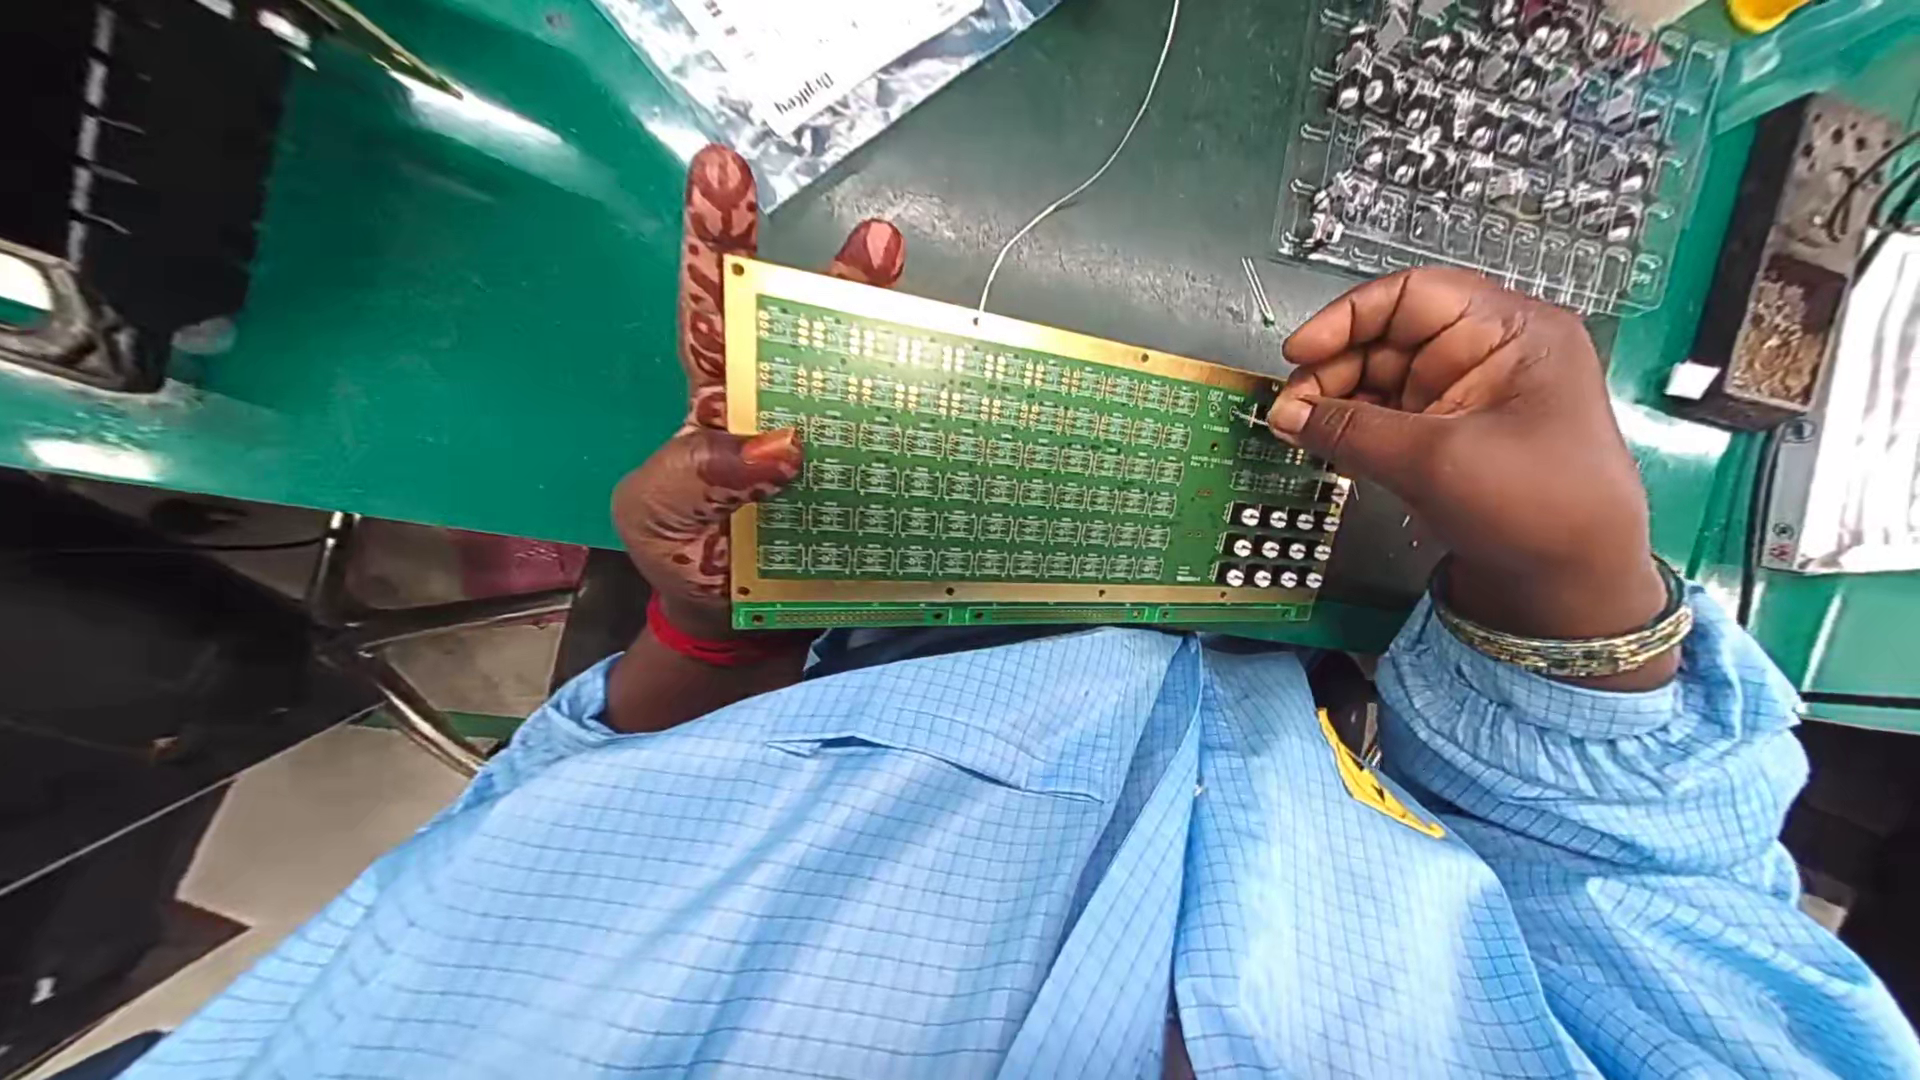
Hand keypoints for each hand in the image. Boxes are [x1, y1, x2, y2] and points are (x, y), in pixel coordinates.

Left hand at [611, 145, 905, 640]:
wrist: (739, 616)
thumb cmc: (687, 556)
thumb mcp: (657, 513)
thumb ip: (693, 475)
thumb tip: (784, 443)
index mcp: (715, 401)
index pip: (712, 313)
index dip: (716, 244)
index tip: (725, 173)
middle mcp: (776, 404)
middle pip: (804, 328)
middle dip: (833, 277)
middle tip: (878, 241)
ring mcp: (827, 441)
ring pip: (858, 374)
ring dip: (885, 333)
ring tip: (915, 297)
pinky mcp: (862, 477)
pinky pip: (891, 440)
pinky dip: (920, 413)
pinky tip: (948, 389)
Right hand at [1268, 268, 1673, 683]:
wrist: (1563, 580)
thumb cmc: (1536, 504)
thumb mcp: (1435, 459)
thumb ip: (1352, 431)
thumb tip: (1286, 416)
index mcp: (1505, 334)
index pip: (1411, 296)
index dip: (1347, 318)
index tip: (1299, 353)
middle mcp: (1475, 357)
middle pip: (1380, 340)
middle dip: (1329, 371)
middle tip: (1290, 410)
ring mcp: (1451, 398)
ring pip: (1369, 380)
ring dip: (1327, 403)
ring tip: (1295, 430)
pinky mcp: (1430, 436)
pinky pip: (1371, 417)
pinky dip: (1339, 428)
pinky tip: (1316, 442)